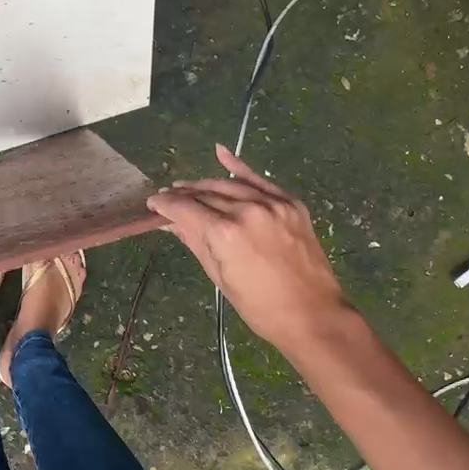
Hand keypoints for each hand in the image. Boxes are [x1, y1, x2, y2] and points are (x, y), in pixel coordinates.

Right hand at [147, 145, 349, 354]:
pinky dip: (239, 166)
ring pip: (228, 185)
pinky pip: (259, 179)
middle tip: (168, 197)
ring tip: (187, 187)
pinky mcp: (289, 202)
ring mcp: (271, 203)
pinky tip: (220, 153)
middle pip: (205, 195)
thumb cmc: (261, 307)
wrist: (315, 316)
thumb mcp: (220, 277)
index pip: (185, 209)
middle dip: (183, 195)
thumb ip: (195, 241)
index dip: (165, 205)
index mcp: (225, 233)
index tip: (153, 204)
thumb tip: (171, 222)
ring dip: (205, 185)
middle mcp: (246, 210)